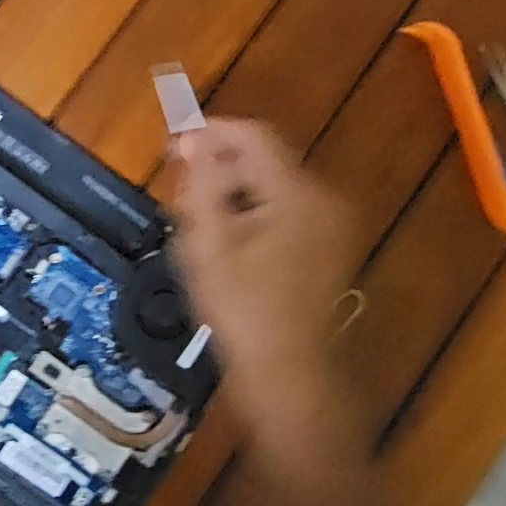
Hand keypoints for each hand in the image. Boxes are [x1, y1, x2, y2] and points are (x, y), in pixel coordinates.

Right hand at [168, 119, 356, 373]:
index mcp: (298, 195)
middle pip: (264, 159)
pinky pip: (285, 210)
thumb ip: (201, 183)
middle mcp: (324, 201)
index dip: (211, 132)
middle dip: (219, 165)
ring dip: (233, 189)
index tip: (174, 145)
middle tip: (181, 187)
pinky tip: (227, 239)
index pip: (253, 136)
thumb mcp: (208, 243)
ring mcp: (331, 225)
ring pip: (273, 185)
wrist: (288, 374)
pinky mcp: (328, 247)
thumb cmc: (242, 310)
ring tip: (198, 217)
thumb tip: (192, 140)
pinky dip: (253, 211)